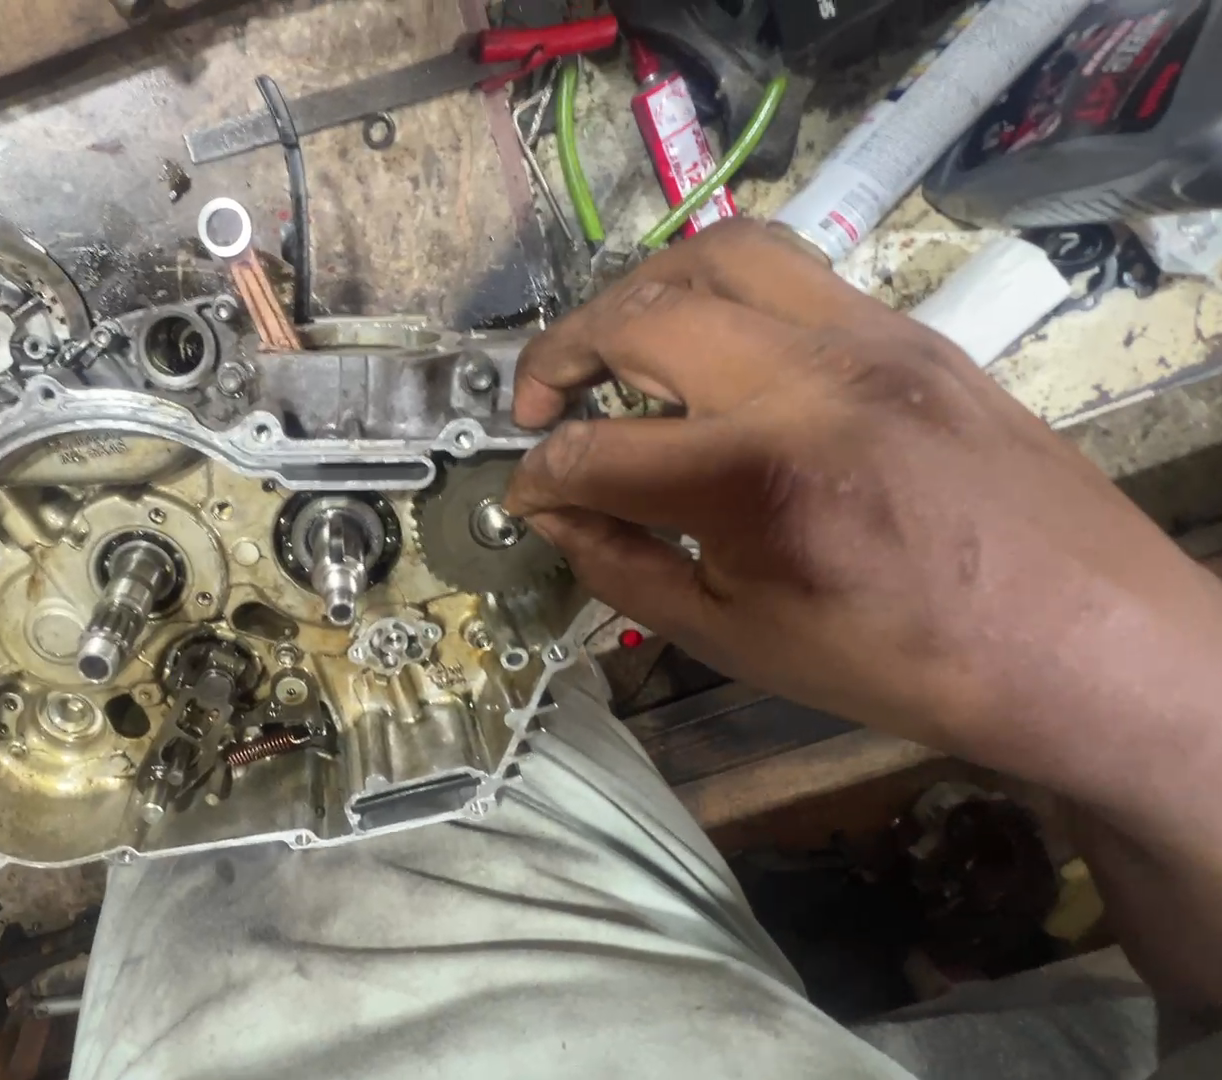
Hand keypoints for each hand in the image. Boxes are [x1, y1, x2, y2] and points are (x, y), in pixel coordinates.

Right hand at [503, 220, 1221, 770]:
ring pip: (709, 257)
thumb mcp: (722, 634)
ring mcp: (864, 339)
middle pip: (634, 319)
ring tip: (604, 351)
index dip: (536, 478)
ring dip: (628, 297)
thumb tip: (551, 512)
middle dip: (554, 360)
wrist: (1085, 645)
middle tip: (535, 407)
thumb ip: (615, 564)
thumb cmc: (890, 659)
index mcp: (755, 482)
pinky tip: (692, 344)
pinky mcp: (901, 330)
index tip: (526, 497)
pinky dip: (704, 290)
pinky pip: (780, 269)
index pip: (592, 453)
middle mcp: (805, 383)